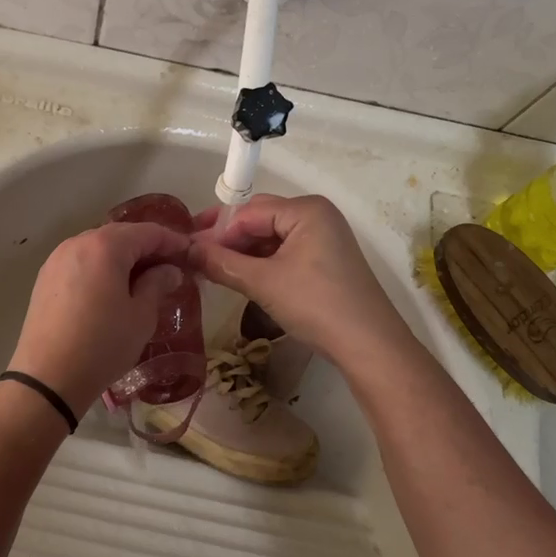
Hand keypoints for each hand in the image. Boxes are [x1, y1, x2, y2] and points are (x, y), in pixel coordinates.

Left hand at [7, 222, 189, 415]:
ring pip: (98, 247)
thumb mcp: (141, 317)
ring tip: (142, 278)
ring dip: (122, 257)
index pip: (146, 232)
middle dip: (146, 246)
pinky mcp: (45, 278)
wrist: (47, 378)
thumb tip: (169, 271)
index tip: (189, 252)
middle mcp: (77, 242)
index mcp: (105, 247)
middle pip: (120, 235)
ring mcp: (57, 259)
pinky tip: (111, 288)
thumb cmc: (102, 345)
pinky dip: (100, 267)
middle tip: (169, 266)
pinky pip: (81, 262)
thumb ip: (157, 285)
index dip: (171, 240)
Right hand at [188, 194, 409, 369]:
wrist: (370, 346)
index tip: (187, 249)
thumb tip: (185, 250)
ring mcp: (324, 238)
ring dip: (243, 253)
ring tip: (213, 270)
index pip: (248, 212)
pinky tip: (242, 278)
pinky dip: (262, 264)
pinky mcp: (326, 262)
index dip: (216, 231)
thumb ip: (222, 263)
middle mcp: (317, 216)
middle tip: (195, 256)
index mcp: (305, 210)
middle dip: (227, 239)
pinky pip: (285, 252)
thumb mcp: (263, 283)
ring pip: (271, 238)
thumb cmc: (316, 305)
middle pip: (260, 220)